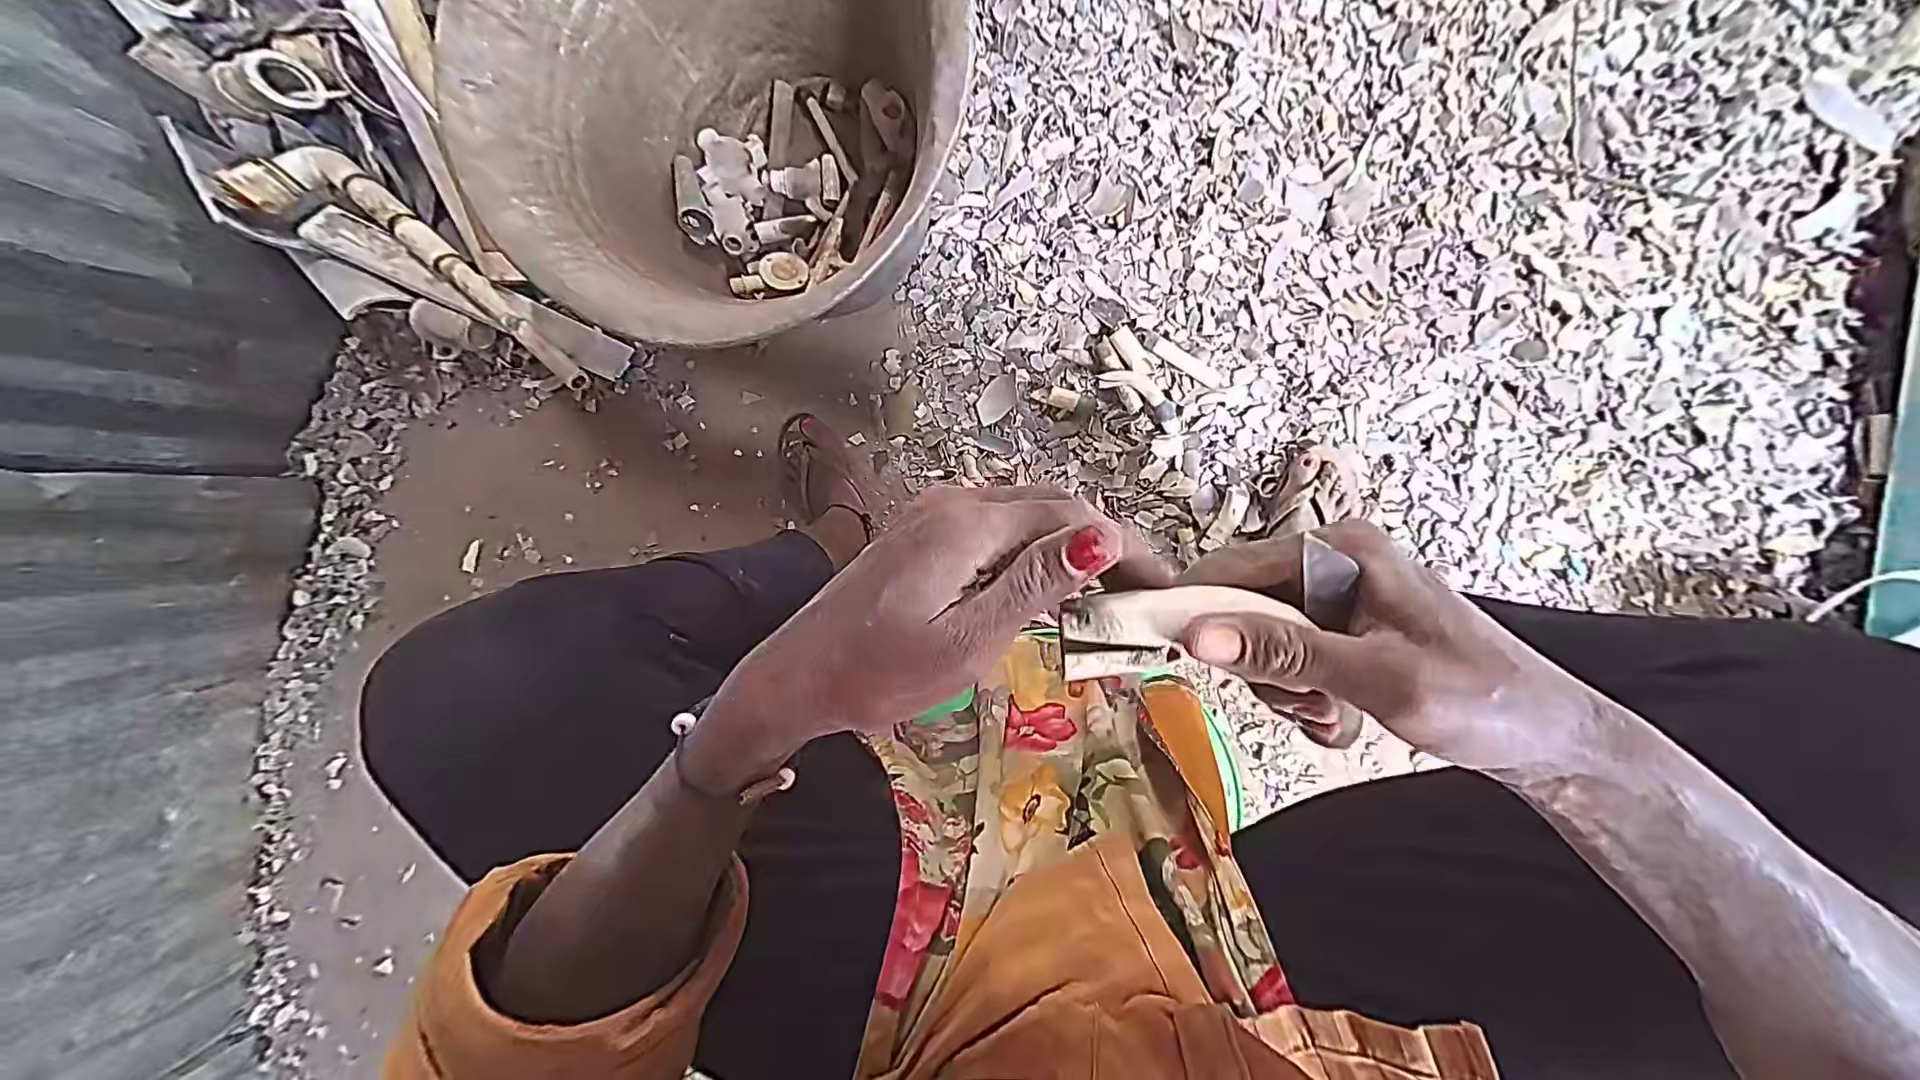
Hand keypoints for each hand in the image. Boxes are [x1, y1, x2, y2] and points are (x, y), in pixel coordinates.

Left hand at [683, 487, 1170, 790]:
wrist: (800, 674)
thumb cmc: (879, 672)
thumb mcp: (967, 639)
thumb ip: (1034, 583)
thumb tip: (1102, 536)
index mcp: (969, 525)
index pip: (1071, 514)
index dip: (1125, 545)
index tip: (1162, 585)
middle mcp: (954, 503)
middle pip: (1051, 506)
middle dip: (1102, 544)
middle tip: (1138, 596)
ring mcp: (935, 513)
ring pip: (1025, 514)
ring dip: (1067, 547)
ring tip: (1102, 596)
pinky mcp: (924, 532)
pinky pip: (996, 527)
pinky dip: (1031, 551)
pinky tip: (1043, 584)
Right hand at [1176, 521, 1604, 777]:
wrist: (1548, 738)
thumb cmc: (1484, 700)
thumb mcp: (1377, 679)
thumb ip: (1283, 654)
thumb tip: (1199, 635)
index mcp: (1342, 549)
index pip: (1234, 566)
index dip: (1196, 607)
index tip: (1178, 652)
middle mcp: (1331, 563)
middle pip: (1241, 604)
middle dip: (1256, 660)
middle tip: (1302, 698)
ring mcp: (1333, 595)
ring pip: (1256, 636)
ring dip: (1279, 683)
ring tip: (1332, 709)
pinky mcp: (1336, 625)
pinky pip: (1281, 654)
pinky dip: (1296, 690)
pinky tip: (1337, 710)